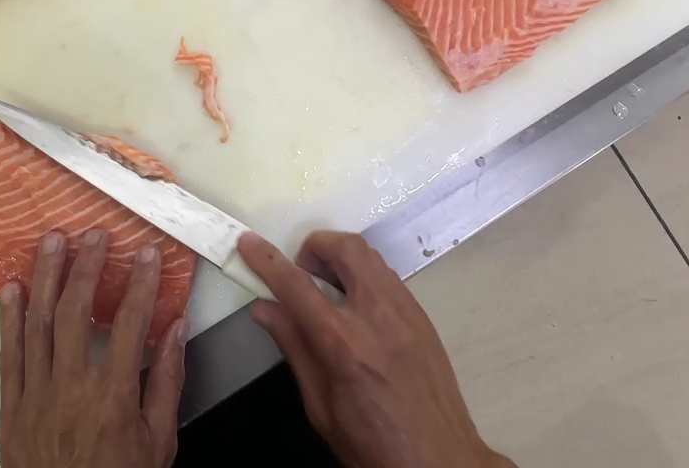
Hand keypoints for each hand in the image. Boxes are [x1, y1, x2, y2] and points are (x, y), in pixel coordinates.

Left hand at [0, 229, 187, 467]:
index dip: (140, 283)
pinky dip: (9, 318)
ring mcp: (36, 395)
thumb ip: (168, 381)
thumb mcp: (159, 442)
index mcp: (114, 396)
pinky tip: (12, 287)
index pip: (130, 324)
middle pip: (76, 313)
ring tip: (52, 241)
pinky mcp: (12, 407)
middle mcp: (72, 388)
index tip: (147, 251)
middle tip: (94, 233)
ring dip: (45, 278)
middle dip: (86, 267)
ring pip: (38, 324)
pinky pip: (9, 354)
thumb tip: (178, 325)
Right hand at [238, 231, 513, 467]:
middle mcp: (378, 317)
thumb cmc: (373, 445)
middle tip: (303, 274)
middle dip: (314, 247)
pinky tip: (356, 306)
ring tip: (328, 290)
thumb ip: (293, 348)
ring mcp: (406, 311)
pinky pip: (387, 274)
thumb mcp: (321, 407)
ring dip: (340, 258)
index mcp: (345, 347)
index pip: (297, 287)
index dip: (267, 260)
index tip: (248, 243)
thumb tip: (263, 307)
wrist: (440, 462)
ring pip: (369, 253)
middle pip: (343, 248)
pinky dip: (363, 275)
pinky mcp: (422, 313)